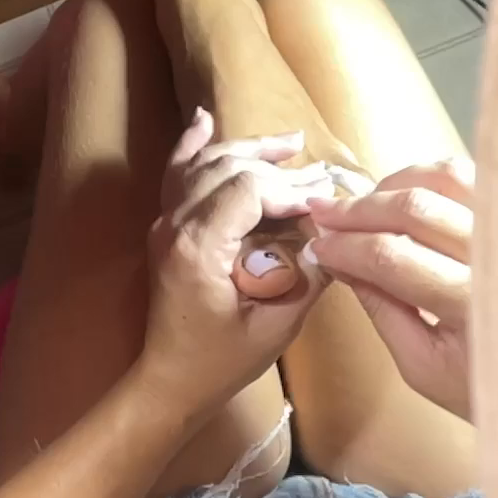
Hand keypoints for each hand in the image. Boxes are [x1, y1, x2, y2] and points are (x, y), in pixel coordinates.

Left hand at [135, 108, 334, 419]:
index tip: (321, 204)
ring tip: (289, 143)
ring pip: (203, 163)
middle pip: (227, 168)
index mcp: (198, 247)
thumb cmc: (222, 360)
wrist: (169, 378)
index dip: (289, 189)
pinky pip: (176, 172)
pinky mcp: (165, 225)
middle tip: (317, 174)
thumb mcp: (274, 326)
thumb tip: (333, 233)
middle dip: (275, 166)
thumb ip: (306, 275)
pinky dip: (192, 144)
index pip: (246, 189)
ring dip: (246, 149)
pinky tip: (204, 119)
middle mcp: (174, 224)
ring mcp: (164, 221)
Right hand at [305, 161, 475, 420]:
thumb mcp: (423, 367)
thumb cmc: (492, 383)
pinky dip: (427, 173)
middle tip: (319, 209)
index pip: (391, 258)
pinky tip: (402, 190)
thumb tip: (336, 259)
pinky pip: (471, 173)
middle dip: (355, 209)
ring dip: (389, 184)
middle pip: (412, 210)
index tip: (315, 244)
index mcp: (475, 306)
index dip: (344, 247)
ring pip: (441, 178)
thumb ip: (380, 309)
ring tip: (360, 201)